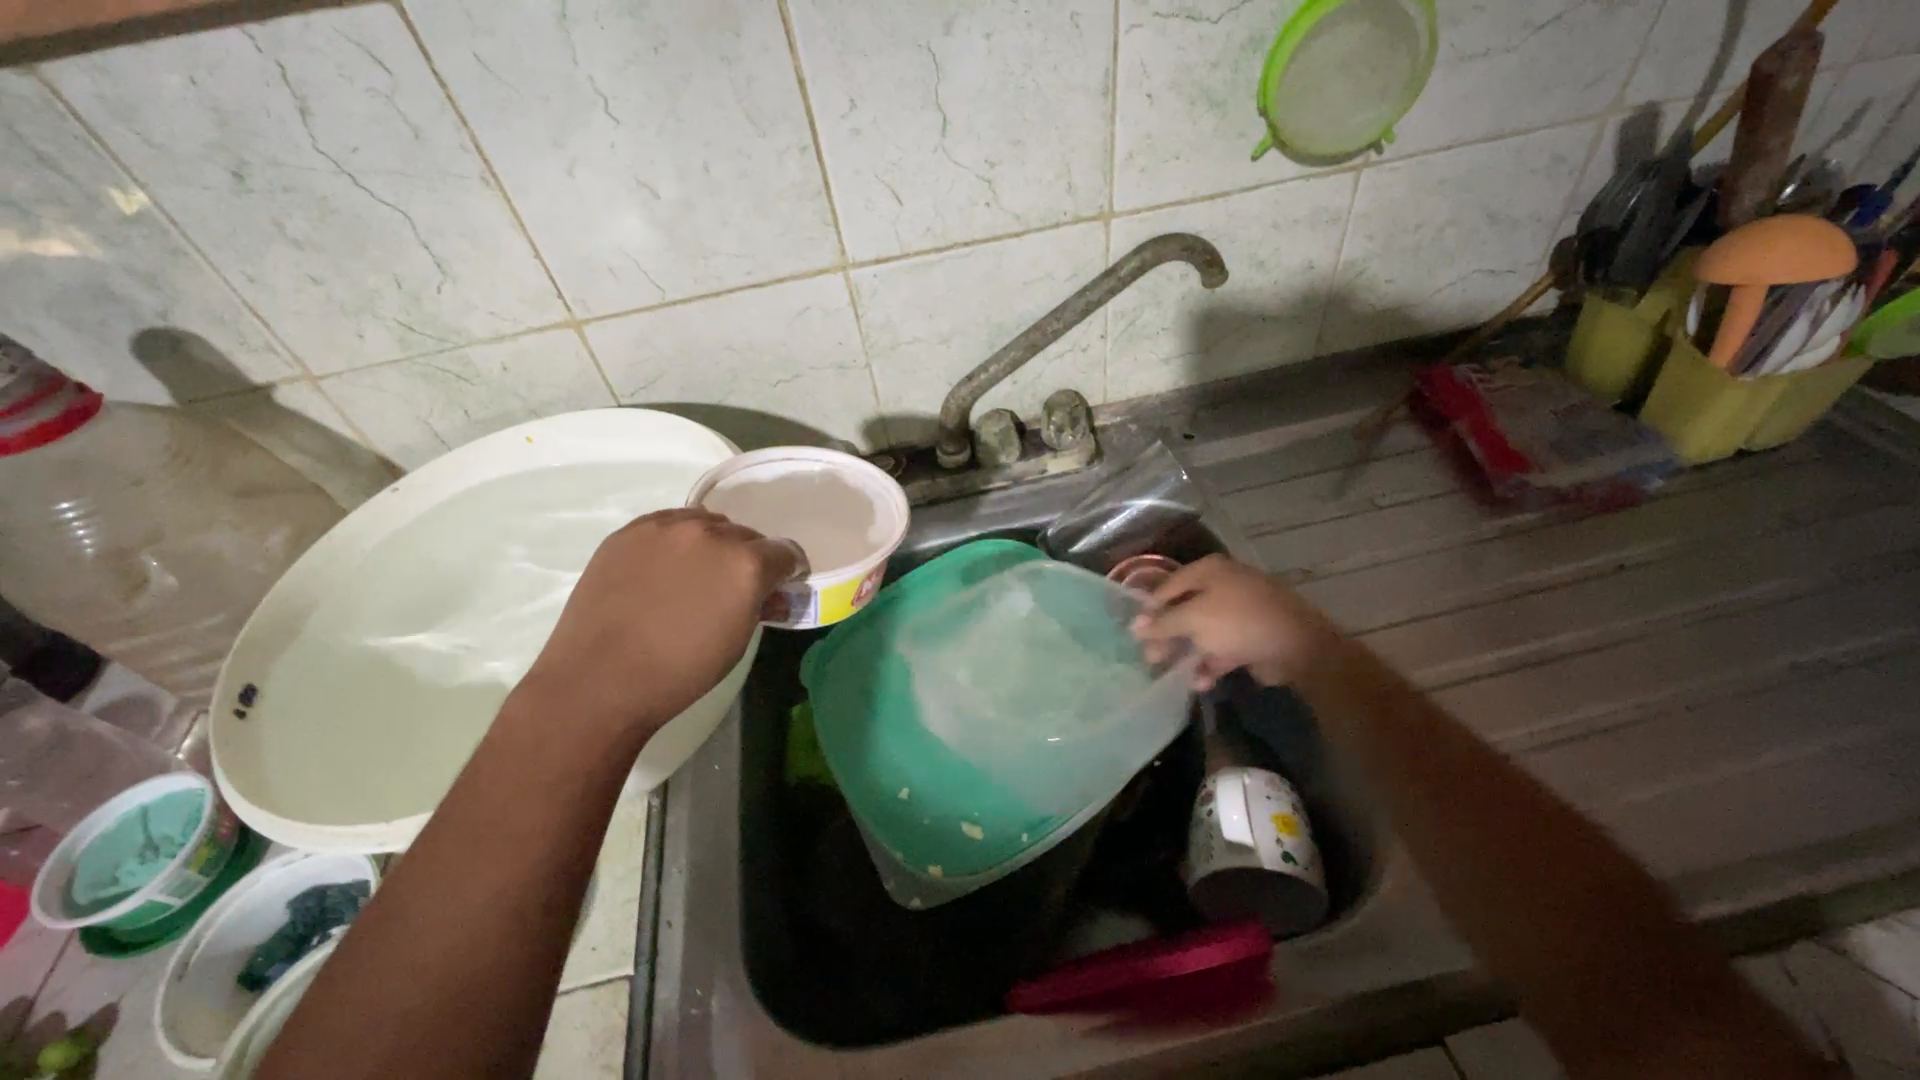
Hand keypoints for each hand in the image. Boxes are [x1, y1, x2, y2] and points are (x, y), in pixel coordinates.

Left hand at [517, 509, 799, 736]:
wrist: (601, 679)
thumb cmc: (681, 671)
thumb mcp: (737, 641)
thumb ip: (759, 605)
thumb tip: (768, 593)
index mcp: (746, 563)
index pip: (785, 552)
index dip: (785, 572)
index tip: (775, 588)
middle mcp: (711, 533)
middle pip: (746, 534)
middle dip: (747, 558)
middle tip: (730, 588)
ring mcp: (666, 528)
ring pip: (706, 523)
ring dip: (711, 544)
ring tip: (694, 577)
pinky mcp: (630, 531)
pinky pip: (668, 524)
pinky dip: (675, 541)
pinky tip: (663, 570)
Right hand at [1133, 555, 1342, 690]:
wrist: (1297, 646)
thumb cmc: (1238, 621)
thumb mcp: (1193, 619)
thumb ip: (1162, 622)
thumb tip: (1135, 626)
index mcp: (1209, 571)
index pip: (1168, 586)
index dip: (1150, 610)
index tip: (1135, 633)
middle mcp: (1224, 586)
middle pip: (1185, 610)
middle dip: (1167, 636)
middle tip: (1151, 657)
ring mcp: (1239, 612)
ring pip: (1203, 632)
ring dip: (1187, 653)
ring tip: (1170, 673)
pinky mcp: (1251, 637)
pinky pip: (1222, 648)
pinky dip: (1210, 664)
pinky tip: (1200, 682)